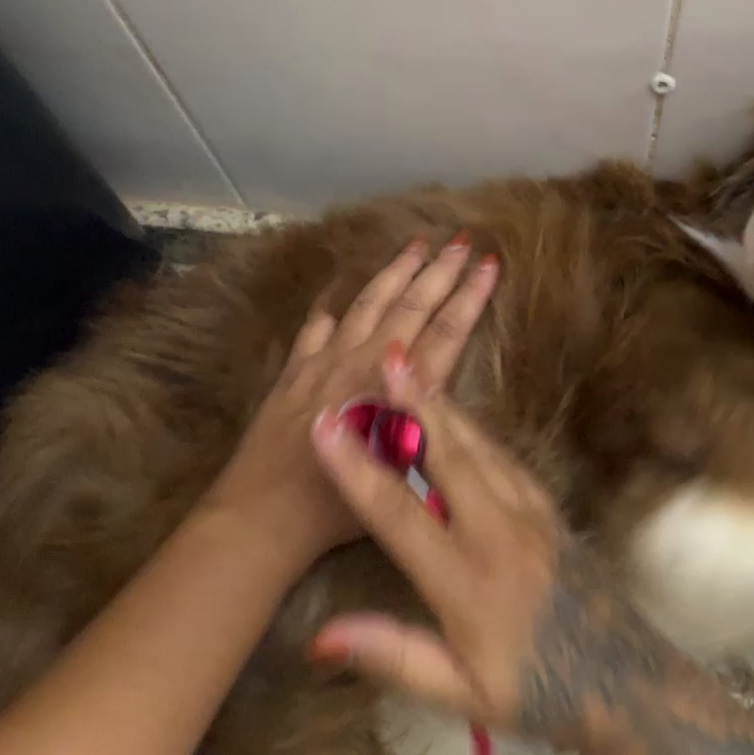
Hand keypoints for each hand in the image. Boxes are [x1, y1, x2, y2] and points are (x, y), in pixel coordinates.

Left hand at [208, 236, 496, 553]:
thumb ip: (423, 421)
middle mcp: (365, 363)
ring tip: (417, 246)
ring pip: (368, 305)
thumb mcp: (401, 472)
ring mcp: (326, 362)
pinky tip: (338, 294)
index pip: (446, 332)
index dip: (470, 297)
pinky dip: (330, 307)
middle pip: (411, 307)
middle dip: (441, 271)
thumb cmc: (340, 506)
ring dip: (395, 273)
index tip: (489, 265)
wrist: (265, 513)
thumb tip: (441, 384)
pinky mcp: (295, 372)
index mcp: (397, 388)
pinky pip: (315, 328)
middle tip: (463, 241)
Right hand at [307, 357, 686, 754]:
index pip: (400, 515)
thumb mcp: (463, 695)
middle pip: (452, 457)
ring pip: (483, 450)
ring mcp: (533, 516)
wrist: (622, 681)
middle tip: (388, 360)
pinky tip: (460, 418)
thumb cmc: (537, 692)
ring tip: (416, 373)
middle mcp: (501, 535)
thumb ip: (396, 657)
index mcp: (469, 582)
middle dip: (415, 406)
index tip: (326, 428)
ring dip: (446, 410)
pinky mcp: (551, 511)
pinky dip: (477, 433)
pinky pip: (507, 461)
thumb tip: (320, 635)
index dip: (358, 469)